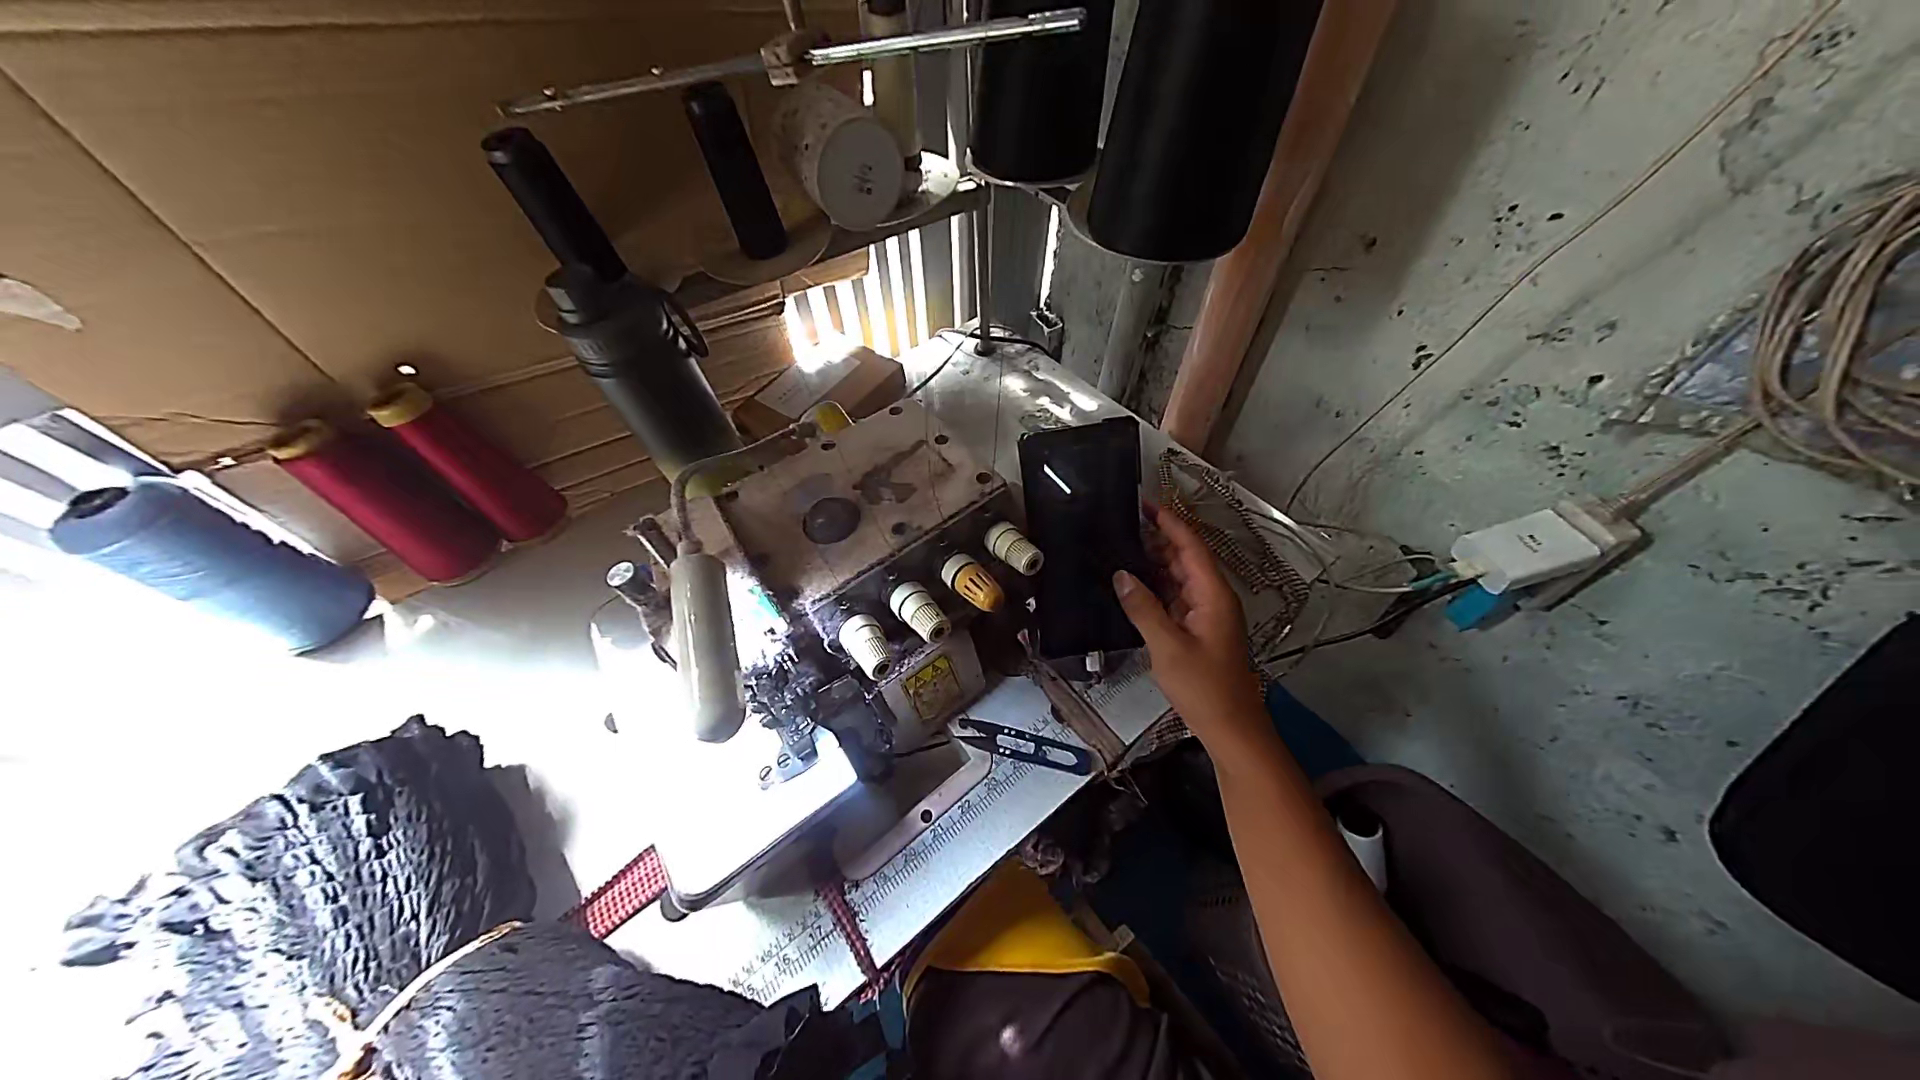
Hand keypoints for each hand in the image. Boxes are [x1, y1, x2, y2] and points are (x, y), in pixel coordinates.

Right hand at [1113, 504, 1272, 758]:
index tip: (1145, 503)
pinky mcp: (1197, 629)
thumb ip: (1142, 607)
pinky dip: (1154, 587)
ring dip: (1153, 563)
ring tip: (1121, 547)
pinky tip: (1132, 585)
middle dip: (1157, 538)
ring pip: (1178, 578)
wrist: (1231, 728)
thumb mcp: (1167, 646)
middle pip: (1185, 558)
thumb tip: (1121, 575)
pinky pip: (1175, 597)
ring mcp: (1206, 614)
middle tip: (1122, 524)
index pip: (1191, 547)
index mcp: (1213, 595)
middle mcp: (1212, 598)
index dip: (1169, 522)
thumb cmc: (1205, 688)